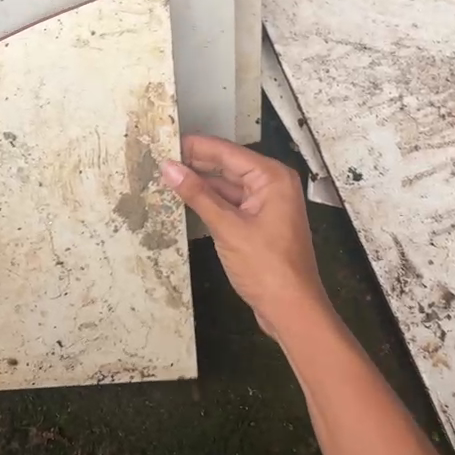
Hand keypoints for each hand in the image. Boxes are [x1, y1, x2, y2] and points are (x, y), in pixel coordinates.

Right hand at [161, 134, 329, 337]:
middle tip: (160, 157)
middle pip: (227, 165)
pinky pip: (231, 202)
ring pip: (227, 184)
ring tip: (166, 176)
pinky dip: (210, 200)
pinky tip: (186, 198)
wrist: (294, 313)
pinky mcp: (260, 222)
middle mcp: (272, 183)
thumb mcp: (227, 227)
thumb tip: (168, 167)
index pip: (227, 152)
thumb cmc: (266, 267)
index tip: (164, 140)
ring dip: (200, 182)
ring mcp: (267, 204)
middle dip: (195, 163)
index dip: (195, 146)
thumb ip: (197, 194)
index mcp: (272, 177)